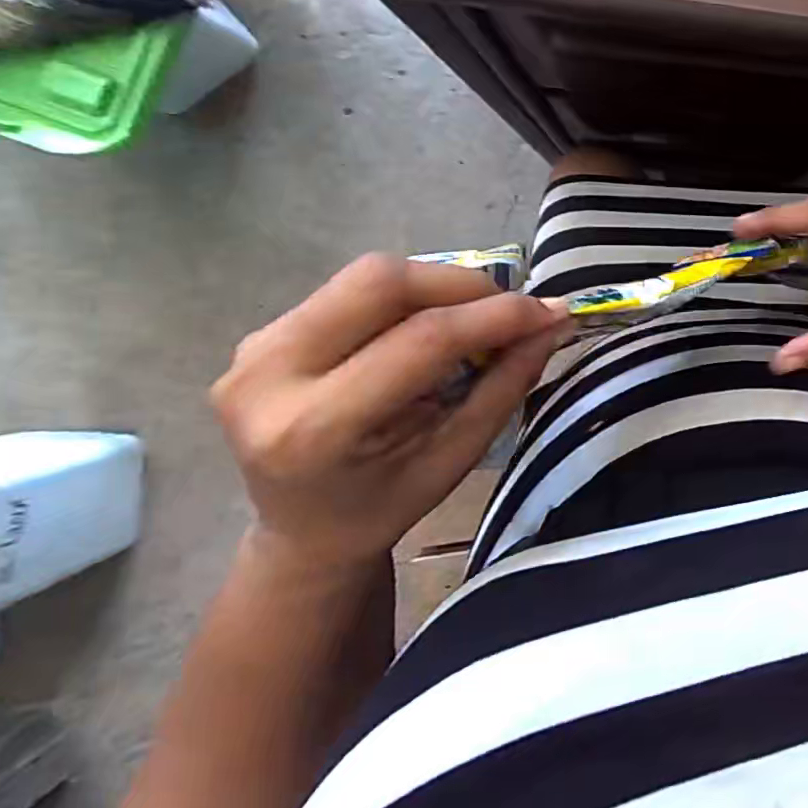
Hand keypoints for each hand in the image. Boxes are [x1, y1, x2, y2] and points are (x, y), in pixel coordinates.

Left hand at [210, 253, 567, 573]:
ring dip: (437, 286)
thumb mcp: (456, 457)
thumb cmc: (385, 506)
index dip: (498, 316)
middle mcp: (268, 374)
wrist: (303, 531)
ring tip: (473, 322)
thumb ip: (506, 384)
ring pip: (367, 276)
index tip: (551, 312)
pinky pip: (351, 290)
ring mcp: (254, 348)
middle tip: (508, 312)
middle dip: (463, 285)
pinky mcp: (260, 334)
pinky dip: (408, 297)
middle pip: (382, 282)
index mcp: (316, 427)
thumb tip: (554, 323)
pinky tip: (428, 327)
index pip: (423, 339)